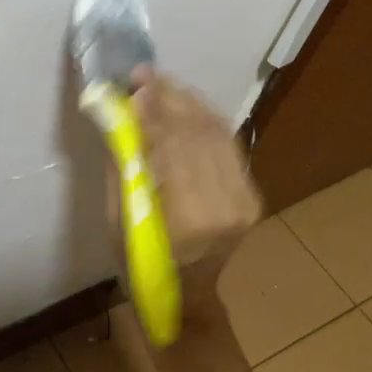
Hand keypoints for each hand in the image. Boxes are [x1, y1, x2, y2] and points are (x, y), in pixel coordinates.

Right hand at [125, 68, 263, 303]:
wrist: (188, 297)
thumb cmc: (142, 267)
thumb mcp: (119, 222)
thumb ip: (124, 167)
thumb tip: (121, 115)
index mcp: (189, 220)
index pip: (173, 149)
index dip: (153, 112)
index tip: (134, 85)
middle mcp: (226, 207)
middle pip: (198, 135)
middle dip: (169, 99)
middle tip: (143, 74)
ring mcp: (244, 201)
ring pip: (218, 135)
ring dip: (189, 104)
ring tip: (162, 83)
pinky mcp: (251, 196)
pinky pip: (229, 147)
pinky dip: (207, 121)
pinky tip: (187, 106)